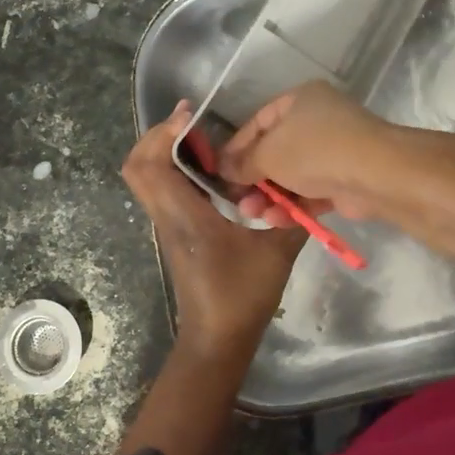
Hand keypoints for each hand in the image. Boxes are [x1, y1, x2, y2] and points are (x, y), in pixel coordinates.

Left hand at [122, 102, 306, 353]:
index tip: (194, 115)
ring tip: (206, 141)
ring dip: (167, 153)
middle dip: (160, 137)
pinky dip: (178, 172)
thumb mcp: (278, 252)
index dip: (165, 133)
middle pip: (138, 166)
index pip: (151, 164)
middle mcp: (168, 216)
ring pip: (148, 178)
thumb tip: (316, 186)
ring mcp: (169, 226)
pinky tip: (215, 172)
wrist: (217, 339)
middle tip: (196, 124)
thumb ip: (294, 215)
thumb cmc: (242, 295)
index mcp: (185, 215)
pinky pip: (165, 191)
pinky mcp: (177, 234)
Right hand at [219, 81, 399, 228]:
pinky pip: (311, 193)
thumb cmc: (315, 151)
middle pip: (276, 152)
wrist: (375, 174)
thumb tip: (224, 169)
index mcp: (300, 101)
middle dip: (253, 179)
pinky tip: (276, 220)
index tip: (218, 172)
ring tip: (253, 214)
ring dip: (270, 197)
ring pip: (293, 176)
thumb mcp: (269, 152)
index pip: (258, 122)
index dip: (236, 148)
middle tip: (236, 200)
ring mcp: (334, 153)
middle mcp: (318, 122)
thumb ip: (244, 162)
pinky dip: (293, 205)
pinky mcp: (345, 181)